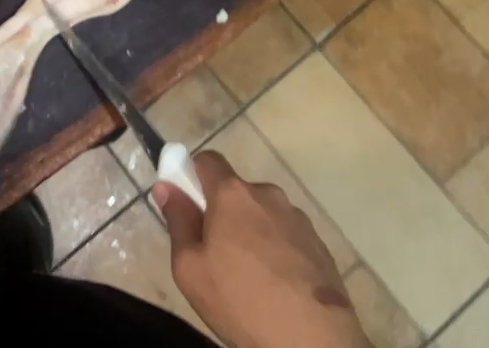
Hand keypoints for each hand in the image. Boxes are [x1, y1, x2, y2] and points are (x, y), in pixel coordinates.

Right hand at [156, 151, 369, 347]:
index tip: (188, 205)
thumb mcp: (190, 267)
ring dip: (253, 232)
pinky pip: (287, 236)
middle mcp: (267, 195)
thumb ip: (177, 220)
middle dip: (223, 211)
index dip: (193, 176)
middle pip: (236, 191)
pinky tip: (277, 286)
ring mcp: (298, 220)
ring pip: (263, 214)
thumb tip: (167, 187)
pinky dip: (278, 251)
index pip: (207, 159)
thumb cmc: (242, 301)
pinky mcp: (320, 246)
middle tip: (216, 252)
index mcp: (232, 194)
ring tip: (251, 276)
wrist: (315, 344)